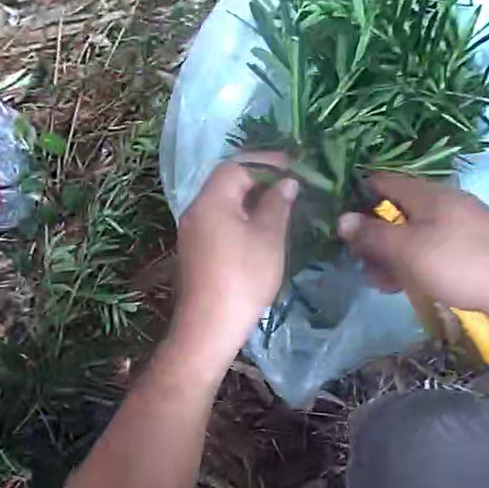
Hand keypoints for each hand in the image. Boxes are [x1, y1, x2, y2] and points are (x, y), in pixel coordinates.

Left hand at [165, 155, 297, 372]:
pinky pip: (219, 220)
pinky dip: (241, 215)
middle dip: (259, 176)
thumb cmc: (243, 278)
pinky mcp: (196, 250)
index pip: (237, 165)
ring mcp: (192, 231)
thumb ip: (278, 204)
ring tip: (281, 201)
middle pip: (226, 181)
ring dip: (250, 196)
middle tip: (290, 180)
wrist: (209, 327)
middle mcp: (196, 210)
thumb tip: (286, 182)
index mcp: (211, 201)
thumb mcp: (269, 237)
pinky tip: (262, 226)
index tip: (295, 164)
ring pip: (223, 201)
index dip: (267, 161)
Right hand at [337, 173, 488, 317]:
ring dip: (392, 258)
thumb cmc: (467, 264)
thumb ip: (374, 236)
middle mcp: (440, 202)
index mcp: (425, 193)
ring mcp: (457, 225)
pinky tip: (412, 287)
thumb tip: (341, 219)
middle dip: (372, 238)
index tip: (337, 227)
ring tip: (386, 285)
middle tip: (365, 268)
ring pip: (410, 235)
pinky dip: (415, 266)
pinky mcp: (468, 248)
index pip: (378, 181)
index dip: (354, 199)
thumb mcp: (411, 251)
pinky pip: (430, 250)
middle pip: (392, 212)